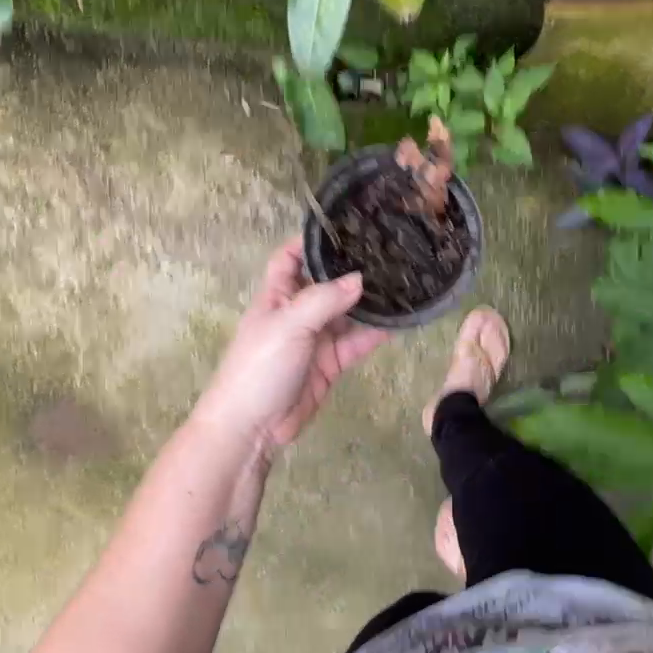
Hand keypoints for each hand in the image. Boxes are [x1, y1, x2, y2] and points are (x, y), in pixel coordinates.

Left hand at [195, 238, 389, 453]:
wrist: (252, 426)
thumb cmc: (259, 367)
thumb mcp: (288, 325)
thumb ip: (324, 300)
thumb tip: (359, 279)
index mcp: (276, 296)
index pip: (289, 258)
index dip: (309, 241)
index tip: (342, 227)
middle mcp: (296, 313)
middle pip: (324, 283)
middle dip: (349, 270)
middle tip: (385, 251)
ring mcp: (315, 339)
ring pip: (346, 313)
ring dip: (368, 302)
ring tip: (400, 282)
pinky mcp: (330, 365)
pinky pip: (356, 343)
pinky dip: (375, 333)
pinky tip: (399, 321)